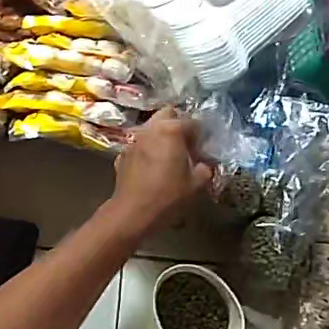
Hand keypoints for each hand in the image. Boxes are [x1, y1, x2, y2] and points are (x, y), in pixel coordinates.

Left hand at [109, 108, 212, 232]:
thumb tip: (204, 162)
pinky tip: (151, 166)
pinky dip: (147, 148)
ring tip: (168, 155)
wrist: (132, 213)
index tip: (203, 151)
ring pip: (151, 127)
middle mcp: (150, 128)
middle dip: (178, 125)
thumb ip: (205, 166)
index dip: (201, 136)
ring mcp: (133, 139)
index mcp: (171, 129)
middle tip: (185, 146)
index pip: (193, 122)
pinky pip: (140, 143)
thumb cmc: (168, 196)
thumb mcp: (197, 183)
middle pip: (168, 114)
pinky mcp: (122, 152)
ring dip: (161, 135)